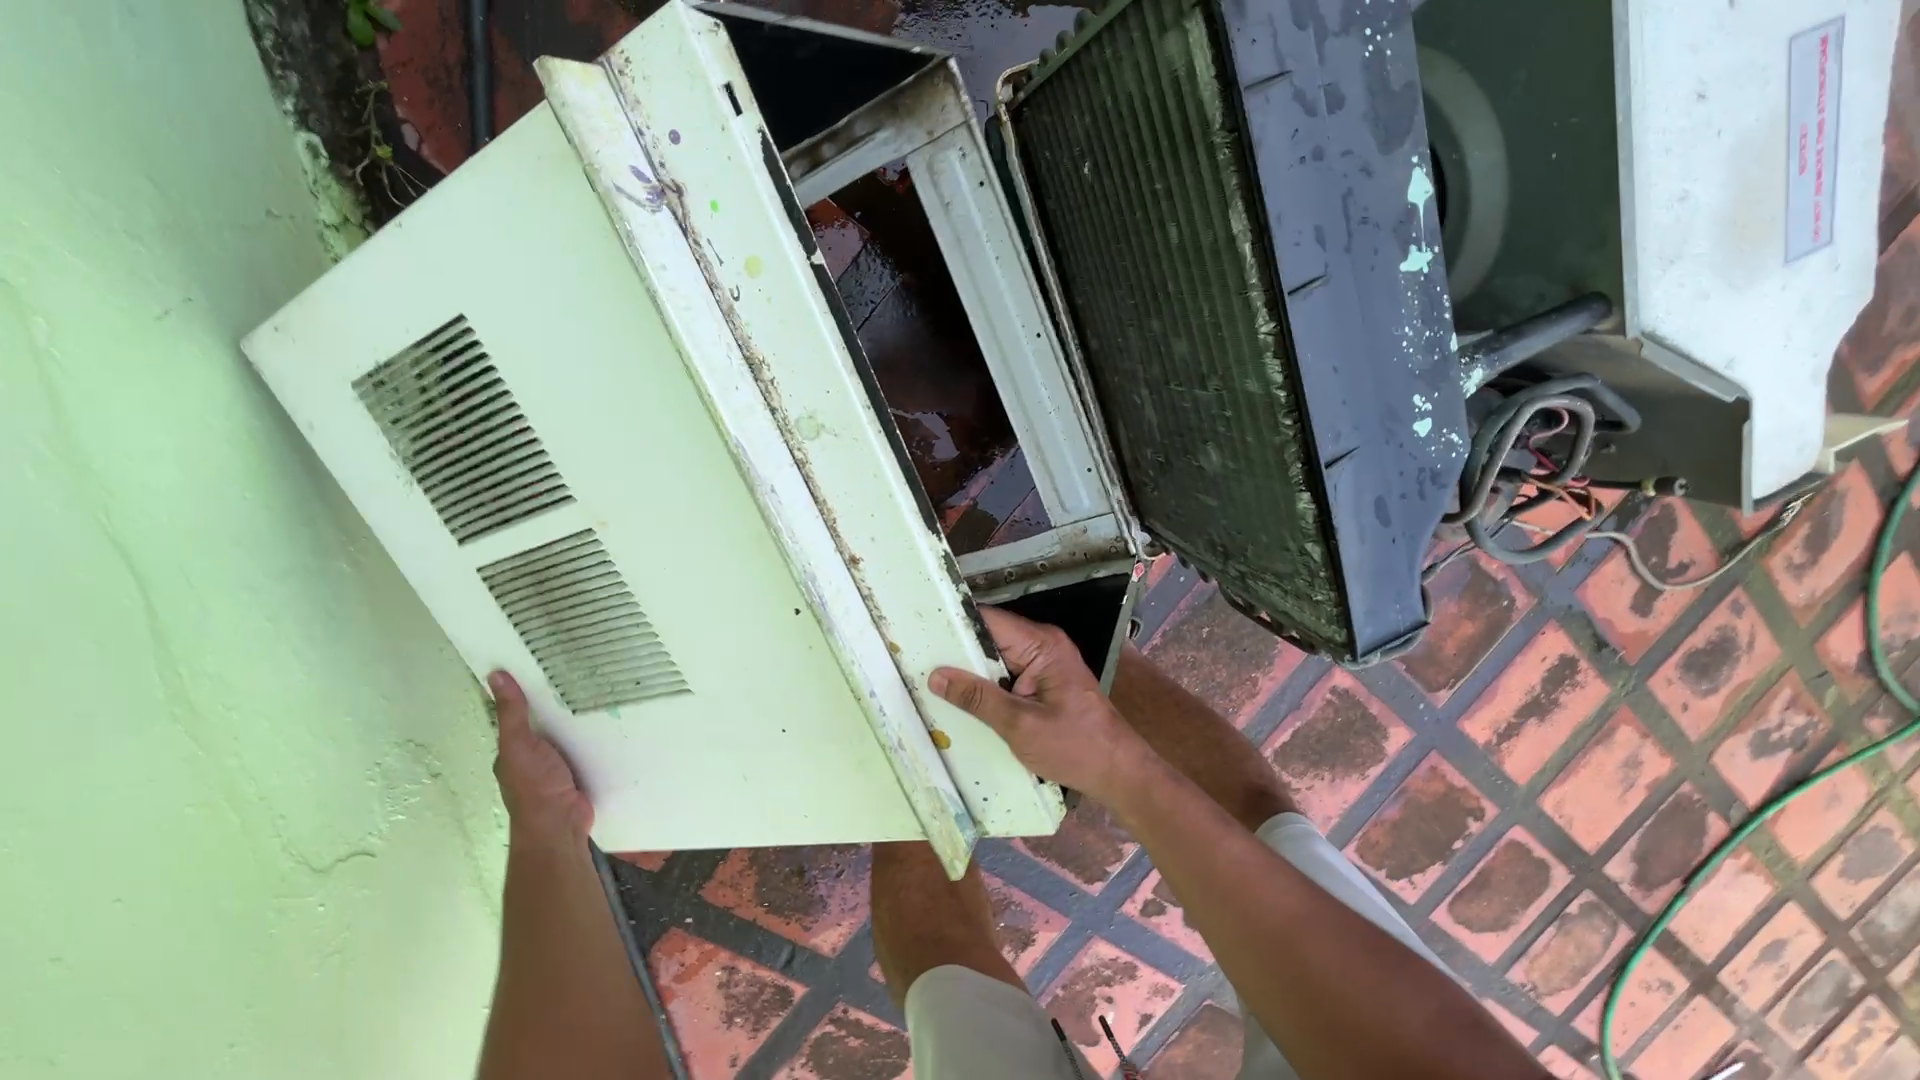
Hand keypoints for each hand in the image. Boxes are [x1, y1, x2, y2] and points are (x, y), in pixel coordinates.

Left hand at [490, 671, 592, 842]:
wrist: (560, 825)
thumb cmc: (534, 786)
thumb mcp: (519, 744)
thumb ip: (512, 713)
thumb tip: (495, 675)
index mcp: (515, 748)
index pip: (522, 714)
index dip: (531, 691)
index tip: (548, 665)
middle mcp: (535, 756)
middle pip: (549, 723)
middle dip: (562, 704)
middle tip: (585, 673)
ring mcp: (559, 765)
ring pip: (570, 734)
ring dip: (583, 719)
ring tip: (606, 689)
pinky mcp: (582, 771)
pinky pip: (589, 747)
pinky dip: (597, 736)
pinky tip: (614, 719)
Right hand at [929, 608, 1151, 803]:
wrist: (1118, 772)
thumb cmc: (1075, 747)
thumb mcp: (1019, 725)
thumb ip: (977, 699)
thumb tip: (936, 675)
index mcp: (1041, 645)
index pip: (988, 620)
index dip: (954, 624)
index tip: (918, 628)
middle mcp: (1042, 645)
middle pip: (989, 638)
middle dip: (956, 650)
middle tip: (914, 657)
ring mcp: (1043, 664)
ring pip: (995, 658)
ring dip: (969, 671)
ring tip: (927, 677)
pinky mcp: (1042, 683)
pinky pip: (1006, 675)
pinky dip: (985, 686)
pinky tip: (958, 699)